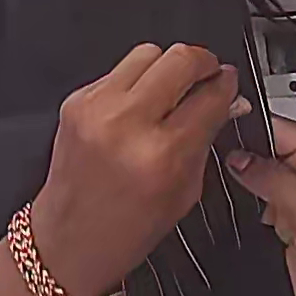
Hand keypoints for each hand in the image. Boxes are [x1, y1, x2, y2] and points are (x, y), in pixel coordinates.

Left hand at [33, 43, 248, 295]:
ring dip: (167, 67)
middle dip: (202, 63)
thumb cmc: (125, 229)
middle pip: (181, 58)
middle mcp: (127, 125)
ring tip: (170, 89)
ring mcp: (97, 108)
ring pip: (149, 52)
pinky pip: (119, 70)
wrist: (67, 242)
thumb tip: (225, 97)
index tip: (229, 81)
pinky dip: (136, 81)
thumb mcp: (185, 191)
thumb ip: (207, 137)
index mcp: (162, 155)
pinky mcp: (77, 101)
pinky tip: (138, 105)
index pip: (210, 95)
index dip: (227, 84)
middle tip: (206, 75)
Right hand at [224, 117, 295, 295]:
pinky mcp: (293, 230)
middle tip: (210, 158)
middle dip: (242, 155)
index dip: (249, 129)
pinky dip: (247, 205)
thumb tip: (241, 156)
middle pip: (269, 149)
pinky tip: (232, 205)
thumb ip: (277, 182)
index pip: (282, 129)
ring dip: (242, 180)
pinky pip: (262, 204)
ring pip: (262, 177)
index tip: (217, 133)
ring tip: (216, 179)